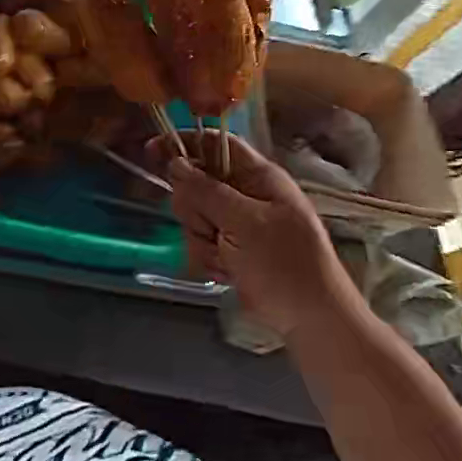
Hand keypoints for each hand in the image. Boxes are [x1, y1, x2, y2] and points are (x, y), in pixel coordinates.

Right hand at [146, 134, 354, 335]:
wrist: (309, 317)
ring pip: (193, 217)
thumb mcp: (245, 222)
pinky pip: (200, 243)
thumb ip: (207, 191)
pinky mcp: (229, 249)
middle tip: (213, 228)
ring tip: (226, 256)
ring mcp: (236, 223)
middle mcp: (244, 194)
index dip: (184, 143)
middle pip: (195, 183)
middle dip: (195, 209)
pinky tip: (227, 271)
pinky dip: (208, 258)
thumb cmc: (285, 262)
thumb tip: (175, 163)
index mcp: (257, 176)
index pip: (215, 144)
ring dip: (202, 239)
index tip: (153, 150)